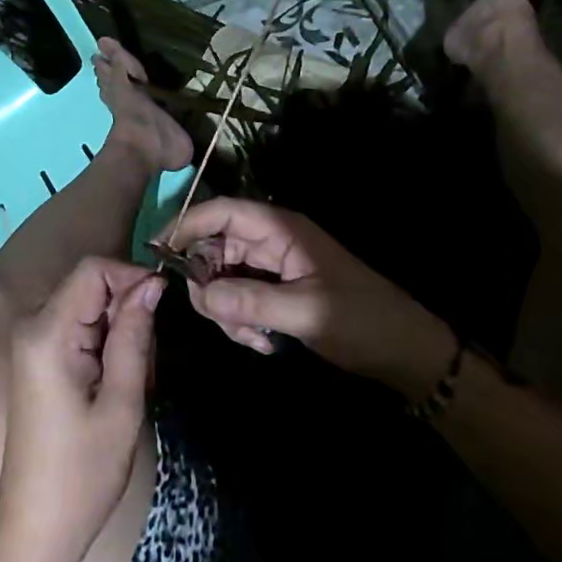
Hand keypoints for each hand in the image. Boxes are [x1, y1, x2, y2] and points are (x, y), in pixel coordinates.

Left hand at [0, 256, 163, 561]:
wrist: (37, 527)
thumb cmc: (83, 471)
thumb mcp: (123, 401)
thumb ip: (135, 334)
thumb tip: (153, 282)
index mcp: (47, 333)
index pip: (93, 269)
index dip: (131, 276)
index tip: (160, 308)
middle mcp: (33, 326)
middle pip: (91, 284)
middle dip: (128, 308)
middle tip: (147, 359)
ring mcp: (32, 341)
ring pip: (91, 304)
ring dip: (121, 328)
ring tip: (134, 379)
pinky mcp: (39, 356)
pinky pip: (81, 325)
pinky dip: (107, 341)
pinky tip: (118, 381)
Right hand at [164, 198, 455, 398]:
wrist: (403, 349)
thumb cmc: (360, 320)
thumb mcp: (306, 312)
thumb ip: (252, 302)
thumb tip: (201, 294)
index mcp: (281, 229)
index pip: (222, 211)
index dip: (187, 225)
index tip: (158, 254)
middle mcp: (272, 241)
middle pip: (215, 247)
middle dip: (209, 284)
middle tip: (221, 319)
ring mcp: (274, 266)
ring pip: (224, 277)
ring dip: (227, 310)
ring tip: (254, 340)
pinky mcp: (277, 290)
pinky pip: (240, 298)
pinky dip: (241, 320)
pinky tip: (263, 344)